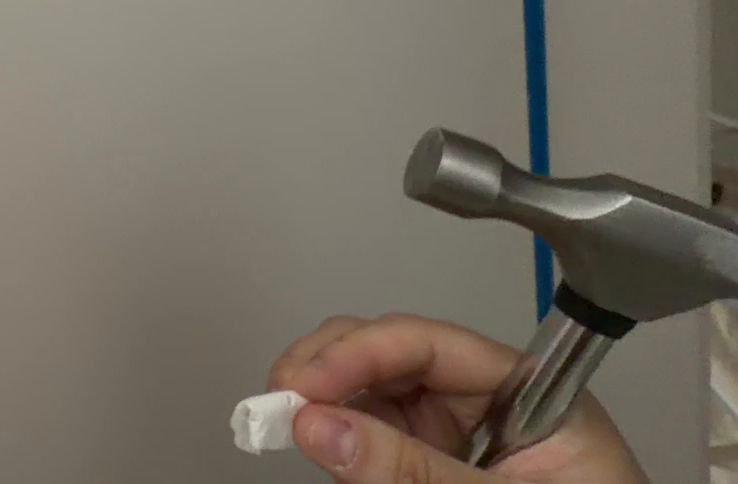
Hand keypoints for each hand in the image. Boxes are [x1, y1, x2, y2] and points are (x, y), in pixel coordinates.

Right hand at [269, 315, 648, 483]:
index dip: (355, 352)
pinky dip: (333, 427)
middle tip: (280, 400)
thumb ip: (414, 469)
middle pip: (385, 350)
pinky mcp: (428, 452)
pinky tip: (317, 440)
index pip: (424, 342)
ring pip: (365, 380)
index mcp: (532, 398)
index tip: (302, 385)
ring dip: (320, 394)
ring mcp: (454, 426)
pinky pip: (367, 421)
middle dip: (325, 367)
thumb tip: (309, 424)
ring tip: (289, 422)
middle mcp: (484, 398)